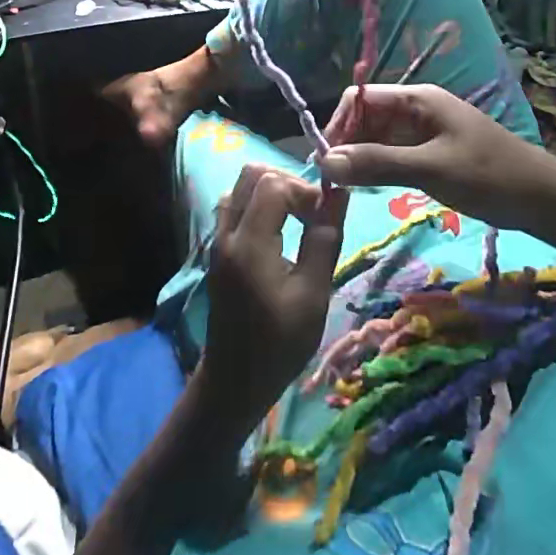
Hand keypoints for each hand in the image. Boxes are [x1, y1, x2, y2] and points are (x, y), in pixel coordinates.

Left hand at [197, 165, 347, 424]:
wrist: (234, 380)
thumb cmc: (279, 344)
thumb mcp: (313, 294)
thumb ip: (324, 238)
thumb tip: (338, 194)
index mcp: (249, 243)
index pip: (273, 184)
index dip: (304, 189)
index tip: (326, 214)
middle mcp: (226, 233)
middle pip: (251, 174)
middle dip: (286, 181)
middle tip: (311, 210)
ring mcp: (217, 240)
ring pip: (239, 187)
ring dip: (270, 190)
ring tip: (297, 218)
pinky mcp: (217, 249)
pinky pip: (233, 206)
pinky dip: (257, 204)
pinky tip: (278, 231)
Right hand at [320, 84, 548, 225]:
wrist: (542, 199)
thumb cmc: (489, 175)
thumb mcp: (430, 168)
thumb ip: (377, 163)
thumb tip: (324, 162)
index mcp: (417, 99)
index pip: (359, 99)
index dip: (338, 125)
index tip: (326, 161)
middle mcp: (416, 110)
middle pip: (365, 119)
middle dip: (345, 145)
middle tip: (333, 183)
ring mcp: (423, 133)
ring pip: (376, 140)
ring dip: (359, 159)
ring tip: (346, 189)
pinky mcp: (430, 155)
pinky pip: (391, 156)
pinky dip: (376, 170)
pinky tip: (369, 189)